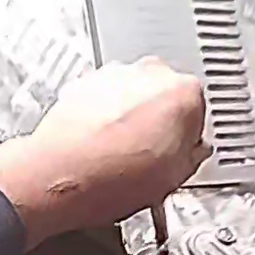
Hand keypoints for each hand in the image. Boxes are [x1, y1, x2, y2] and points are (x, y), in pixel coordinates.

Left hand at [0, 59, 209, 247]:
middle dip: (156, 128)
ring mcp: (114, 75)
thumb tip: (192, 155)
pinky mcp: (82, 84)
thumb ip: (190, 159)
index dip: (183, 144)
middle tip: (143, 163)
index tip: (173, 160)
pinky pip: (100, 104)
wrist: (57, 177)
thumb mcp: (169, 182)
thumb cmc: (107, 180)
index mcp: (186, 93)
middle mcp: (151, 73)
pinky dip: (98, 121)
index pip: (196, 117)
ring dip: (126, 122)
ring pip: (130, 99)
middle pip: (163, 101)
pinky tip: (93, 151)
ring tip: (113, 161)